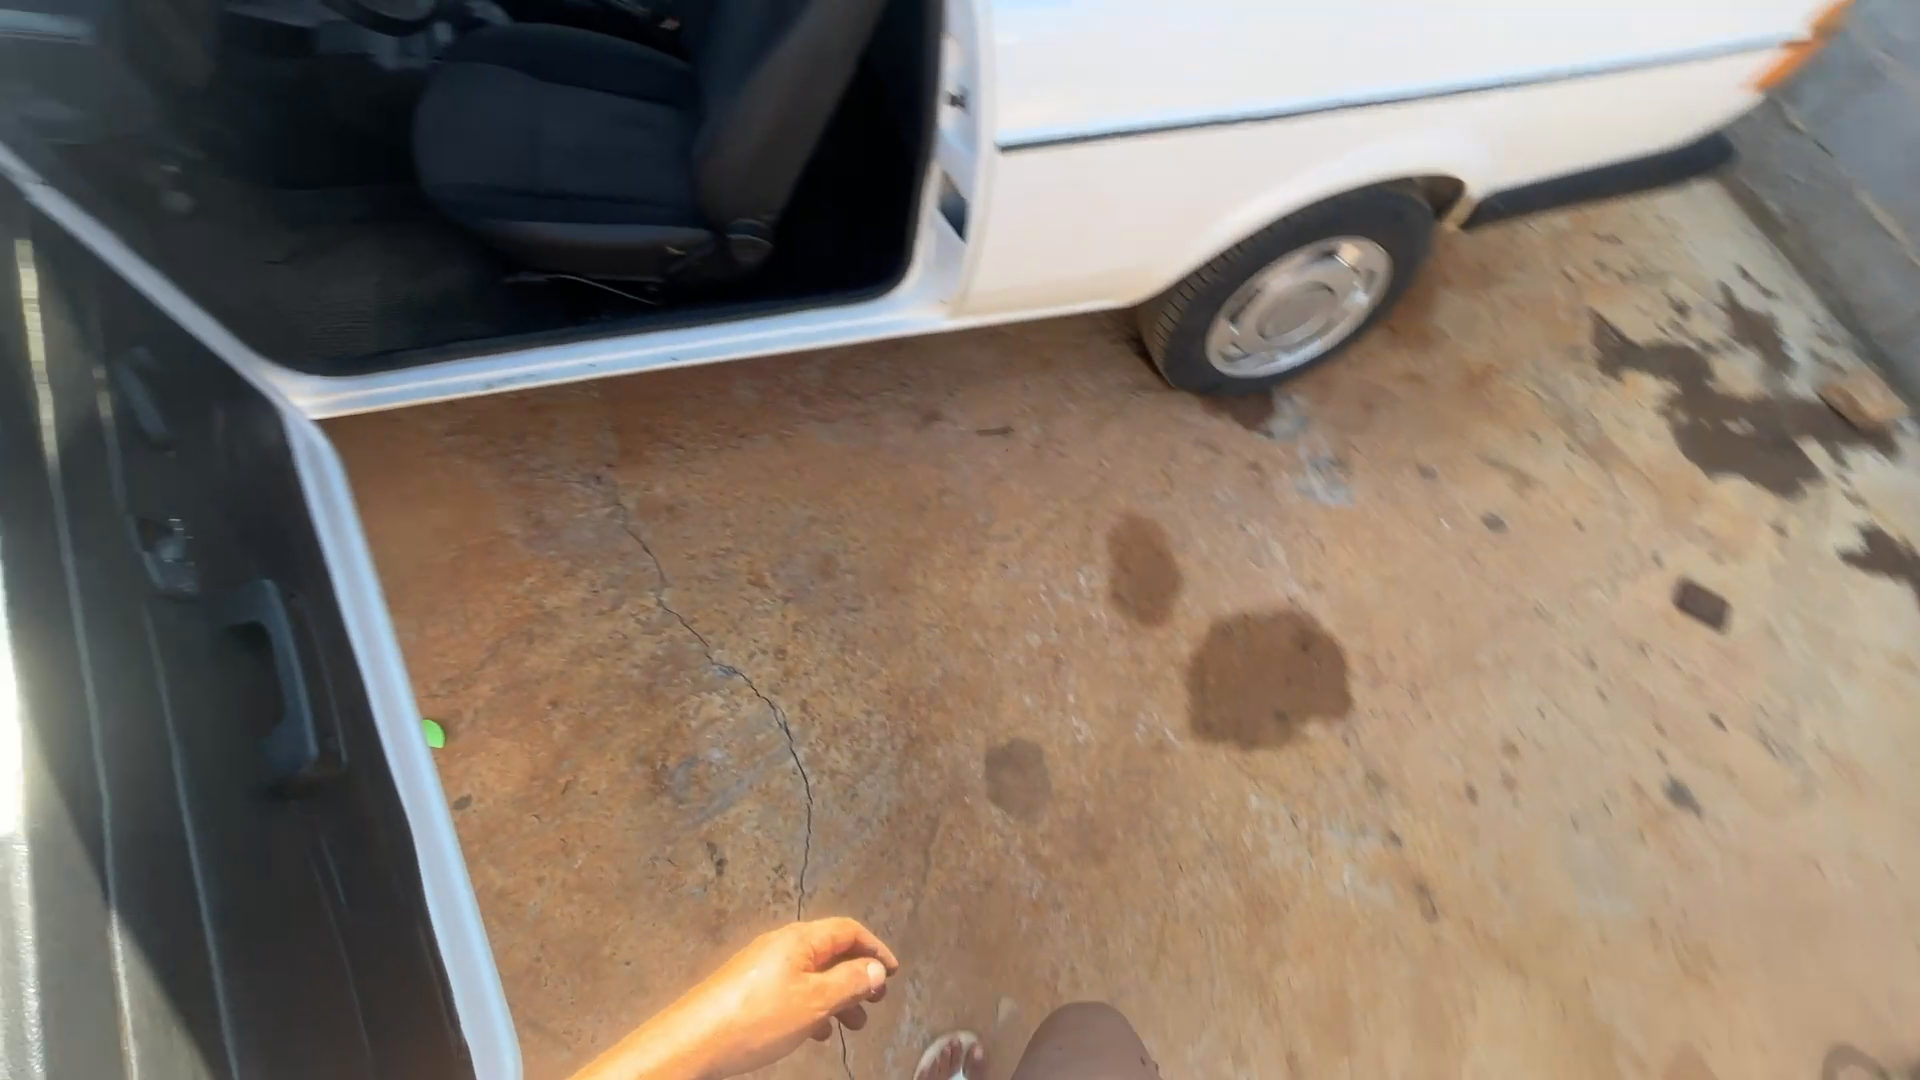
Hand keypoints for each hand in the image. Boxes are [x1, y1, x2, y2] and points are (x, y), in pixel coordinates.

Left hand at [573, 918, 899, 1079]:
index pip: (848, 930)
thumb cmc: (758, 1018)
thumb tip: (877, 968)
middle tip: (876, 1002)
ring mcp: (763, 964)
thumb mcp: (813, 1003)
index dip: (874, 948)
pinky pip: (793, 987)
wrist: (692, 1042)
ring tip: (850, 1026)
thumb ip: (849, 983)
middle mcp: (783, 943)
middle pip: (831, 950)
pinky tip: (814, 1031)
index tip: (894, 972)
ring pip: (812, 973)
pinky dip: (812, 1004)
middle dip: (857, 974)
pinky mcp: (749, 987)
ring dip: (836, 994)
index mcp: (801, 939)